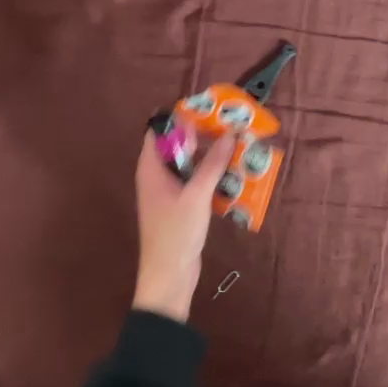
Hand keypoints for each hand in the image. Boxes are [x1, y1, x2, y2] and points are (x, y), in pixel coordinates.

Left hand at [132, 131, 235, 321]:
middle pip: (177, 146)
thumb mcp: (197, 195)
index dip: (181, 118)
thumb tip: (230, 133)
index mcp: (151, 168)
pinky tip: (232, 174)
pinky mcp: (180, 207)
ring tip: (237, 145)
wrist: (169, 277)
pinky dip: (210, 177)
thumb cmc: (176, 233)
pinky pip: (194, 183)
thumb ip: (213, 164)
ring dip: (209, 157)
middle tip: (230, 125)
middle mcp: (156, 176)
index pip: (160, 131)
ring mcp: (168, 192)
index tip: (208, 109)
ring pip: (188, 165)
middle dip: (202, 136)